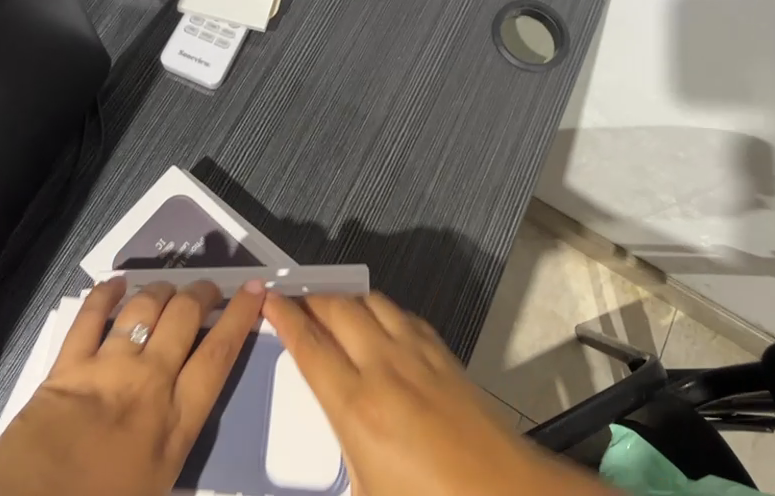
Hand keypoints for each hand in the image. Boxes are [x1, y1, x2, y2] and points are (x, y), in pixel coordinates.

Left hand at [0, 276, 265, 495]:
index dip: (240, 317)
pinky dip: (106, 294)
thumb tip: (184, 415)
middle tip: (209, 288)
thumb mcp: (160, 483)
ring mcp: (108, 369)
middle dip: (202, 294)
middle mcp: (150, 383)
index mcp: (176, 421)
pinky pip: (92, 317)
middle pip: (185, 319)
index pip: (219, 355)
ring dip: (162, 290)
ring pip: (144, 309)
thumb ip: (175, 439)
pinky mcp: (68, 365)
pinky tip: (117, 283)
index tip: (254, 290)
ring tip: (169, 287)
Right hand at [265, 292, 614, 495]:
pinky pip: (403, 314)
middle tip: (292, 299)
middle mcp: (384, 368)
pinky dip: (381, 310)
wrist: (506, 493)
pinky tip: (377, 323)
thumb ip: (334, 469)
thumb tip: (311, 466)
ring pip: (371, 301)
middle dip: (310, 298)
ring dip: (346, 299)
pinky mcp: (443, 352)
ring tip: (329, 305)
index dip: (284, 317)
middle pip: (337, 309)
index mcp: (357, 407)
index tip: (268, 300)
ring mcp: (417, 354)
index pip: (310, 346)